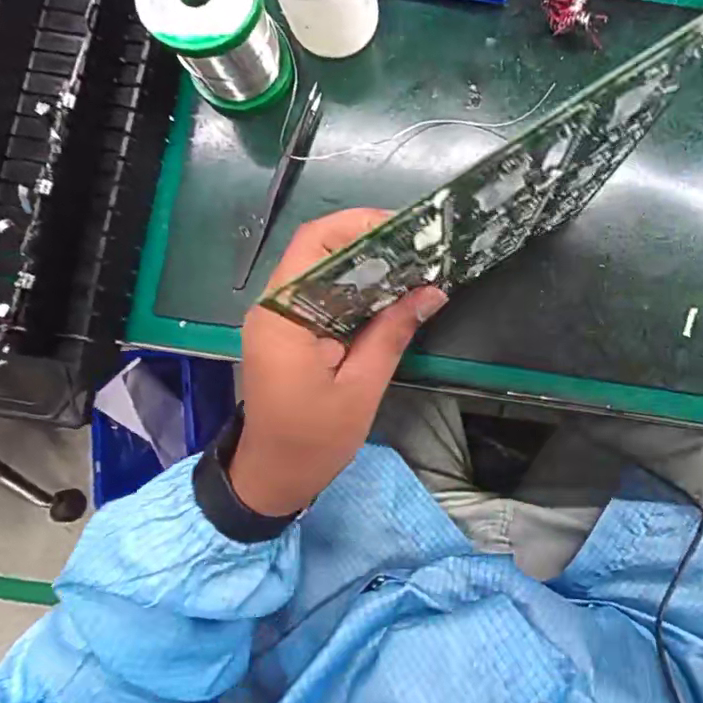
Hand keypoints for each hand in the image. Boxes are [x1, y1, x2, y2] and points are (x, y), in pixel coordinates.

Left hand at [231, 209, 446, 516]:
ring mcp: (277, 319)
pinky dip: (353, 291)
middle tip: (417, 247)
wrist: (272, 477)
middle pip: (317, 253)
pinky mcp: (287, 332)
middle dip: (368, 244)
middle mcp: (273, 308)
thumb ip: (391, 334)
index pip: (313, 245)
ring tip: (411, 265)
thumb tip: (431, 291)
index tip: (403, 230)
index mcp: (282, 317)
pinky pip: (320, 296)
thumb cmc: (312, 441)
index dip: (357, 226)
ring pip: (320, 272)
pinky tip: (388, 293)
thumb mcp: (361, 389)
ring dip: (363, 266)